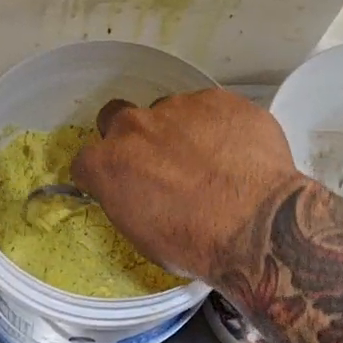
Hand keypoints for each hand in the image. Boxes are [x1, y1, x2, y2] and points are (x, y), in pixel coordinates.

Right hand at [71, 89, 306, 280]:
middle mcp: (135, 126)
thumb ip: (127, 199)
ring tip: (206, 163)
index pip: (86, 161)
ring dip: (177, 132)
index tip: (116, 185)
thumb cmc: (192, 243)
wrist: (257, 225)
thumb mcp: (141, 235)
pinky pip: (209, 110)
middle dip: (131, 139)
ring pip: (167, 113)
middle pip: (117, 119)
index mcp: (108, 164)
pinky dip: (215, 127)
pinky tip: (233, 154)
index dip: (100, 174)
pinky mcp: (220, 99)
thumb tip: (135, 189)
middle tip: (155, 165)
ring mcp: (179, 107)